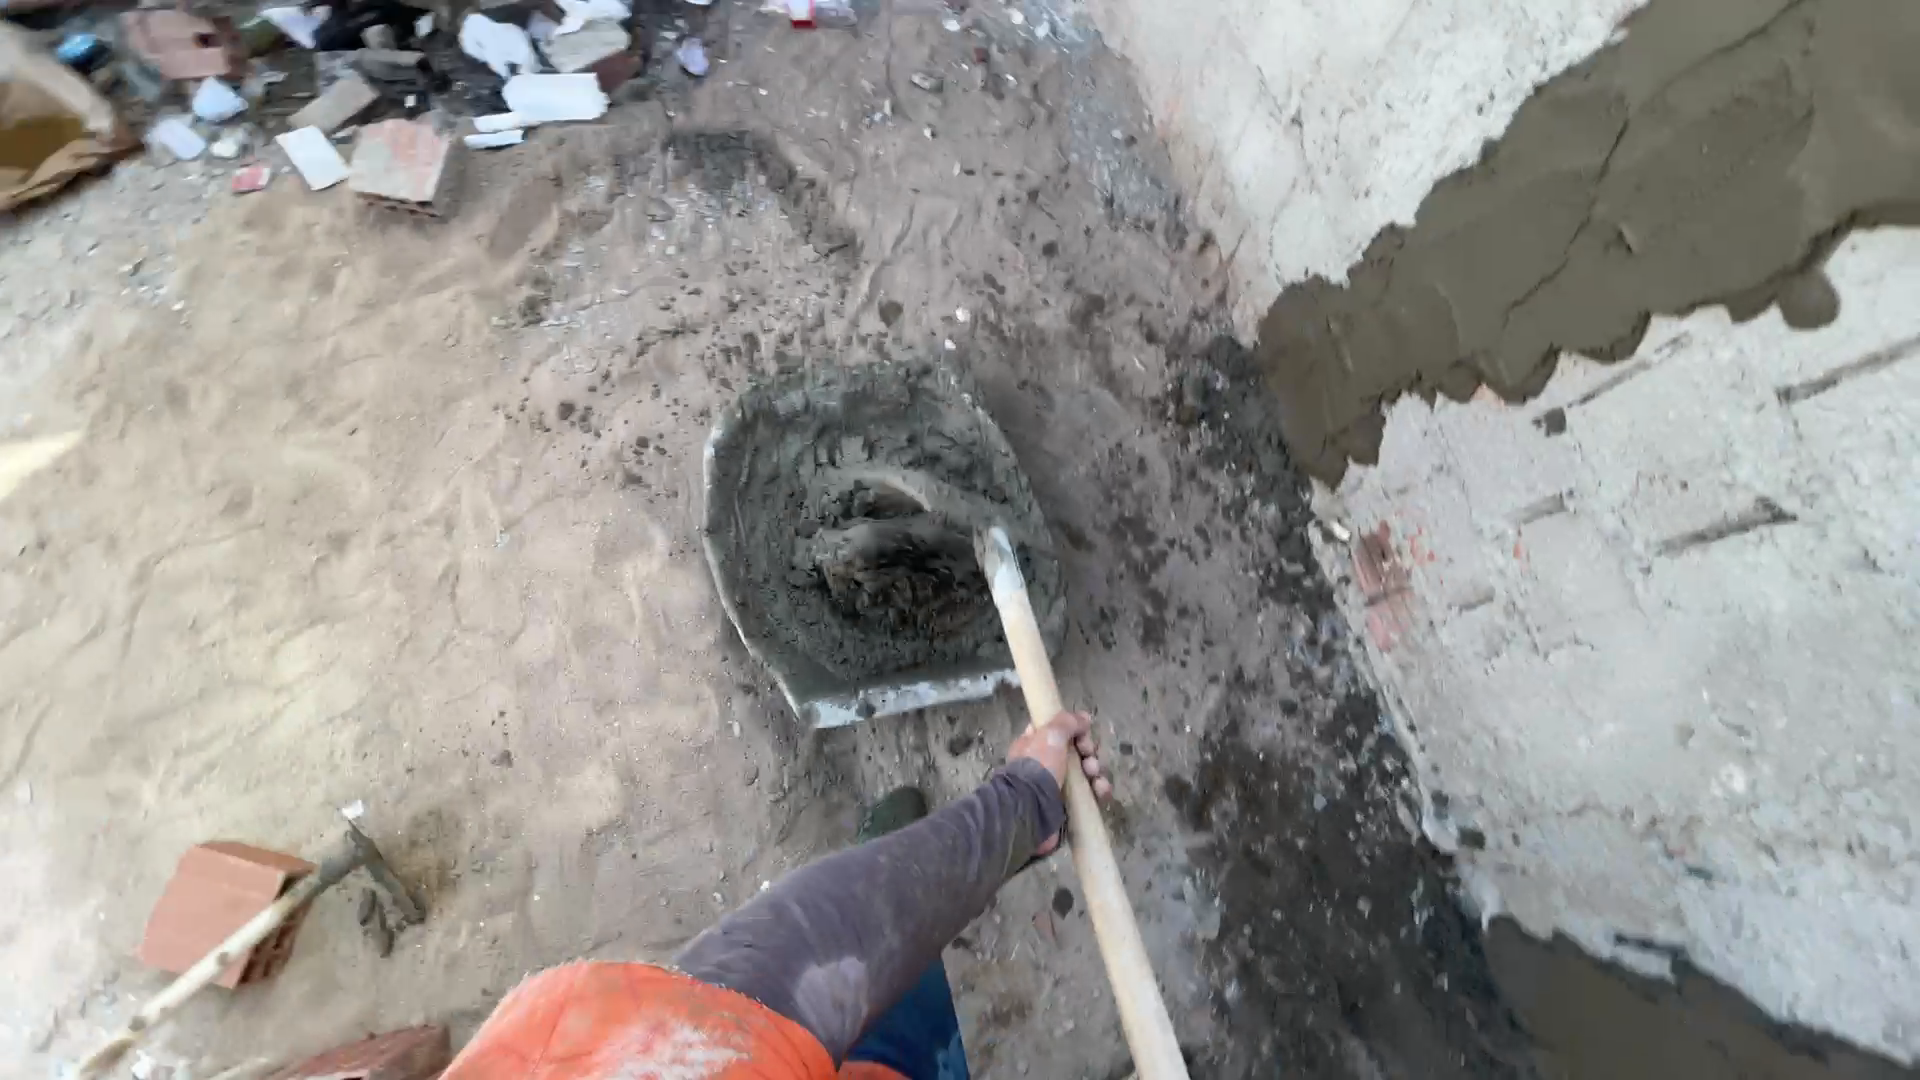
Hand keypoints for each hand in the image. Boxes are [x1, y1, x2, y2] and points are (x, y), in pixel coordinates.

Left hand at [1009, 711, 1111, 855]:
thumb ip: (1067, 722)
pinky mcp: (1070, 805)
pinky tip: (1101, 790)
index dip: (1074, 730)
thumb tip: (1085, 717)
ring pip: (1086, 772)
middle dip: (1088, 751)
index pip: (1059, 731)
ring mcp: (1058, 785)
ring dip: (1095, 770)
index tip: (1082, 733)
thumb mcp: (1050, 735)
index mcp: (1035, 744)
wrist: (1031, 810)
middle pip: (1077, 751)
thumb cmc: (1037, 767)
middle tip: (1087, 755)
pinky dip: (1099, 790)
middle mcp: (1046, 763)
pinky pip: (1091, 794)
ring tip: (1093, 775)